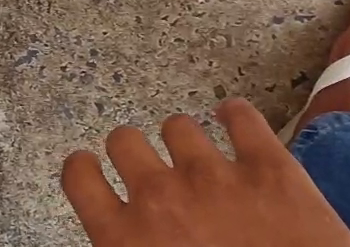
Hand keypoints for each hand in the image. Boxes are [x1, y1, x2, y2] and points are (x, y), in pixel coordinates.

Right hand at [61, 99, 349, 246]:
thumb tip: (122, 244)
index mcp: (125, 240)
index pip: (79, 176)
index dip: (85, 171)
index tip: (96, 172)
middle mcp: (159, 196)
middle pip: (124, 139)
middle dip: (137, 155)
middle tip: (158, 179)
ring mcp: (215, 177)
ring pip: (178, 126)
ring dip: (186, 146)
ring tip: (202, 165)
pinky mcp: (270, 170)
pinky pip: (241, 116)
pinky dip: (235, 116)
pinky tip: (234, 123)